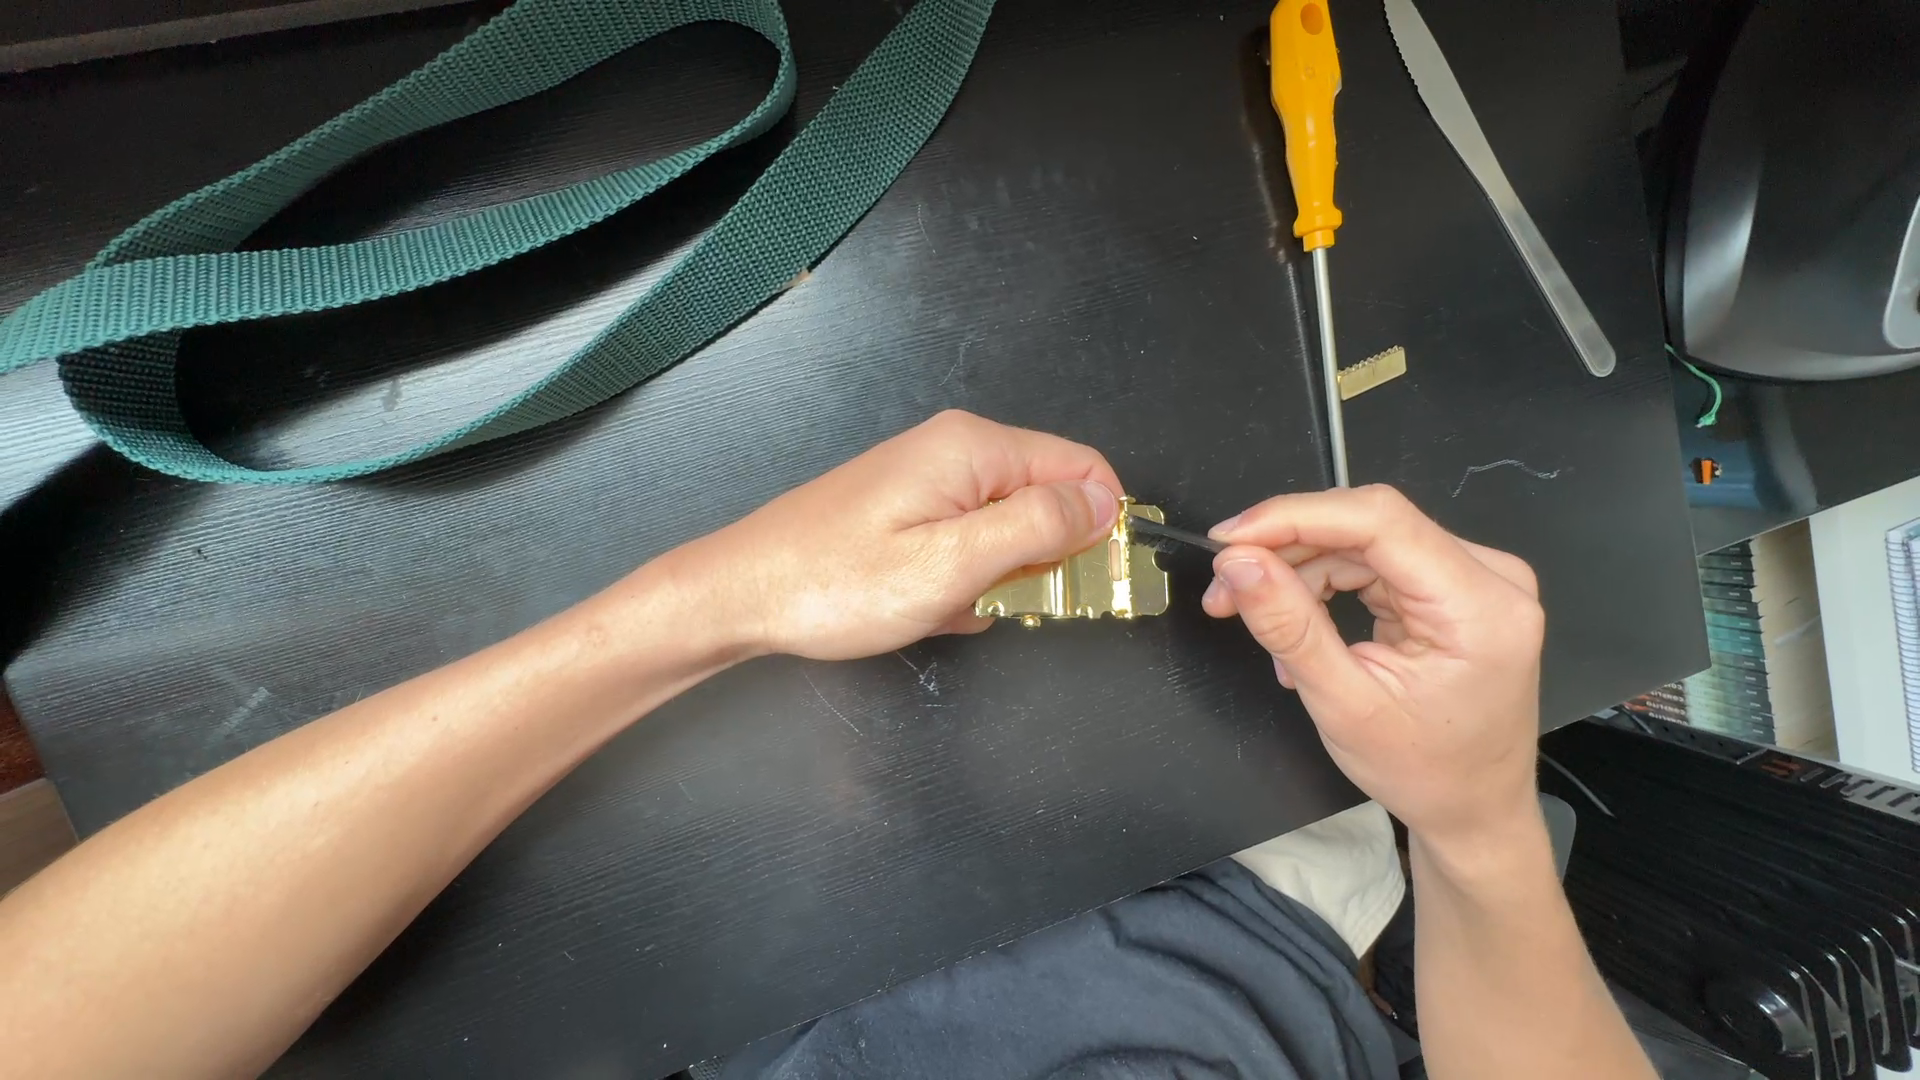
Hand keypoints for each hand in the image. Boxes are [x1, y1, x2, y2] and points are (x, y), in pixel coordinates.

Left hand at [686, 410, 1123, 660]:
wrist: (742, 592)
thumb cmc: (842, 584)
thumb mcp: (951, 563)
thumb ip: (1036, 527)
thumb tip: (1106, 502)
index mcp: (975, 449)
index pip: (1082, 468)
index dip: (1101, 525)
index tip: (1093, 584)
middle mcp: (956, 450)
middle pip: (1046, 495)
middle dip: (1044, 557)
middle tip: (1007, 603)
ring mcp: (929, 478)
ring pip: (1007, 525)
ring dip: (1000, 575)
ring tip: (957, 607)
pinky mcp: (909, 507)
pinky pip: (968, 539)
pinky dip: (965, 576)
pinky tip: (932, 605)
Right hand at [1200, 485, 1544, 850]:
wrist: (1473, 808)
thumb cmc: (1421, 770)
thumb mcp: (1342, 704)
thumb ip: (1289, 626)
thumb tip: (1238, 563)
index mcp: (1478, 606)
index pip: (1379, 520)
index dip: (1294, 516)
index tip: (1227, 539)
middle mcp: (1486, 575)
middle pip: (1364, 525)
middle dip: (1283, 549)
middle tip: (1224, 587)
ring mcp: (1469, 577)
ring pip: (1356, 541)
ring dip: (1293, 571)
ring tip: (1249, 615)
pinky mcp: (1446, 586)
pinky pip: (1366, 561)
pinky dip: (1317, 585)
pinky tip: (1293, 626)